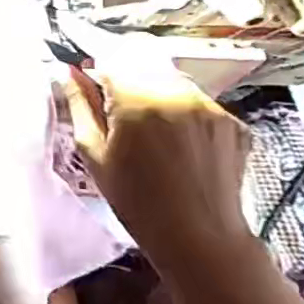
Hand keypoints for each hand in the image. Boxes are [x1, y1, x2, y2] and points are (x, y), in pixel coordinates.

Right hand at [67, 19, 255, 271]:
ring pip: (173, 83)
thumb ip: (80, 106)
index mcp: (138, 100)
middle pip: (144, 69)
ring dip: (157, 95)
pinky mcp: (234, 122)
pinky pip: (199, 104)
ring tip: (151, 134)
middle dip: (128, 83)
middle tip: (121, 116)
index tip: (90, 85)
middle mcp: (178, 94)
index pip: (111, 64)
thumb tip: (69, 73)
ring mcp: (211, 107)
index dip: (96, 73)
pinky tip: (178, 145)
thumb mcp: (95, 155)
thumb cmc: (137, 202)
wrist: (199, 239)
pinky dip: (185, 114)